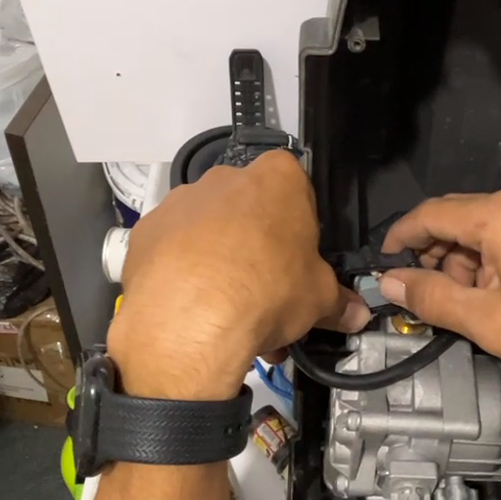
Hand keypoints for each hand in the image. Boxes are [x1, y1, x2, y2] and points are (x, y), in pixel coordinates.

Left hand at [108, 151, 367, 399]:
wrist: (188, 321)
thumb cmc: (266, 291)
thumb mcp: (319, 299)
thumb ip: (338, 301)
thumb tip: (355, 313)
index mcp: (277, 179)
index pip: (298, 187)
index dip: (301, 225)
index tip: (299, 257)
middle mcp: (226, 178)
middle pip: (250, 209)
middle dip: (259, 246)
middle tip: (268, 290)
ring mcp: (180, 202)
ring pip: (210, 231)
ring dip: (221, 262)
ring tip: (230, 314)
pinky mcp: (145, 232)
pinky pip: (173, 250)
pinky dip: (184, 274)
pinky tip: (195, 310)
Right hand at [379, 191, 500, 396]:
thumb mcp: (487, 322)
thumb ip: (431, 298)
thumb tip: (389, 282)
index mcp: (500, 215)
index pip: (430, 214)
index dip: (400, 237)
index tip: (383, 263)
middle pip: (459, 219)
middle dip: (435, 256)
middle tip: (427, 297)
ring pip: (488, 231)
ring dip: (467, 263)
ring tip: (472, 308)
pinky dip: (495, 262)